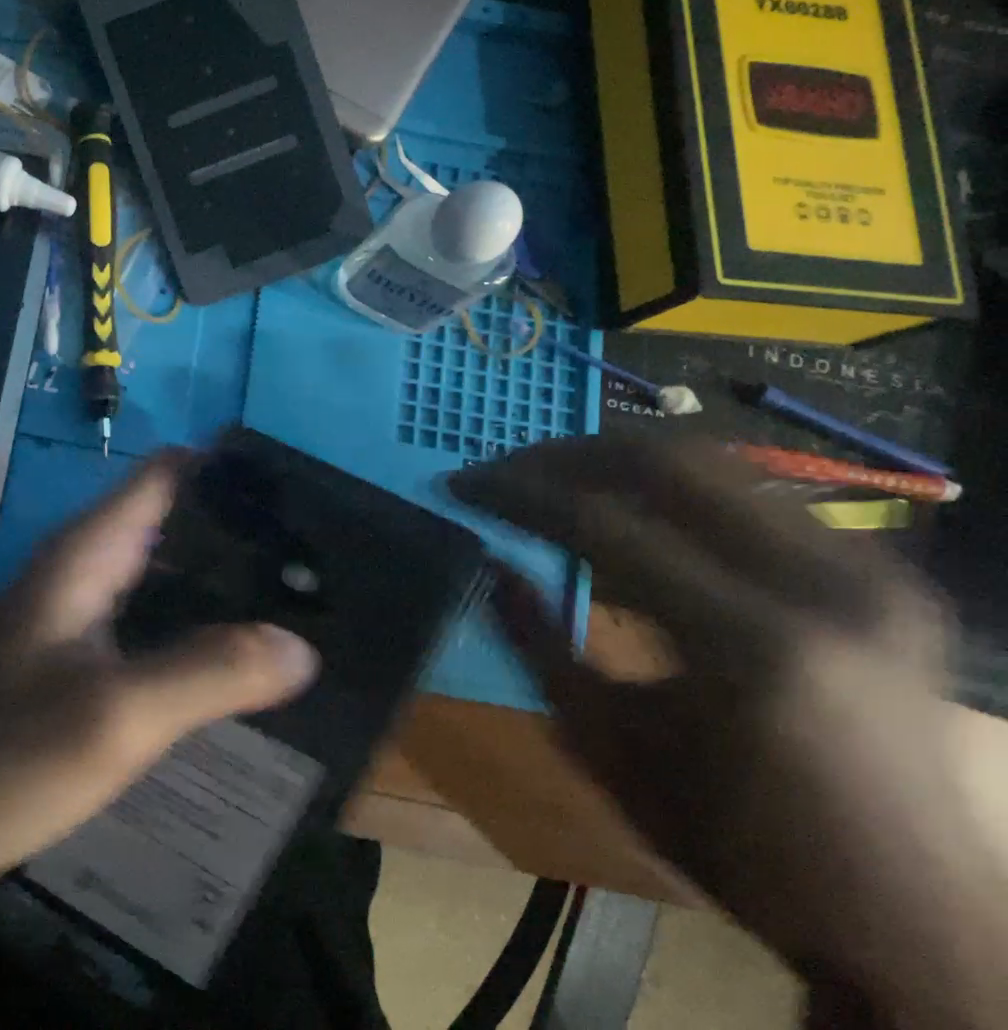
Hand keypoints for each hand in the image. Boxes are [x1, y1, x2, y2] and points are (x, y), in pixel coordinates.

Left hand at [0, 450, 318, 887]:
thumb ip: (206, 673)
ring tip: (307, 613)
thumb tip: (300, 644)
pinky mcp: (75, 662)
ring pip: (164, 577)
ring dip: (225, 588)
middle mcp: (81, 572)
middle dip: (244, 537)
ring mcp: (75, 618)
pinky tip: (241, 670)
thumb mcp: (111, 717)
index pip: (168, 476)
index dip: (235, 476)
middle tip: (327, 570)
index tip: (308, 502)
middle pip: (174, 524)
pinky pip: (149, 628)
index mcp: (85, 557)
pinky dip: (196, 633)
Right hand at [449, 437, 1004, 1026]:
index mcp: (748, 646)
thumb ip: (539, 644)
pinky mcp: (886, 574)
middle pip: (667, 464)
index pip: (604, 524)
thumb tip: (490, 566)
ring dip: (617, 464)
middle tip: (497, 469)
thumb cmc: (731, 845)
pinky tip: (628, 517)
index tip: (457, 485)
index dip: (517, 493)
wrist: (903, 906)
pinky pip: (756, 500)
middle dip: (563, 455)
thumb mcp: (606, 749)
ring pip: (717, 465)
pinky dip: (675, 494)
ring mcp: (871, 572)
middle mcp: (824, 585)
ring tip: (549, 482)